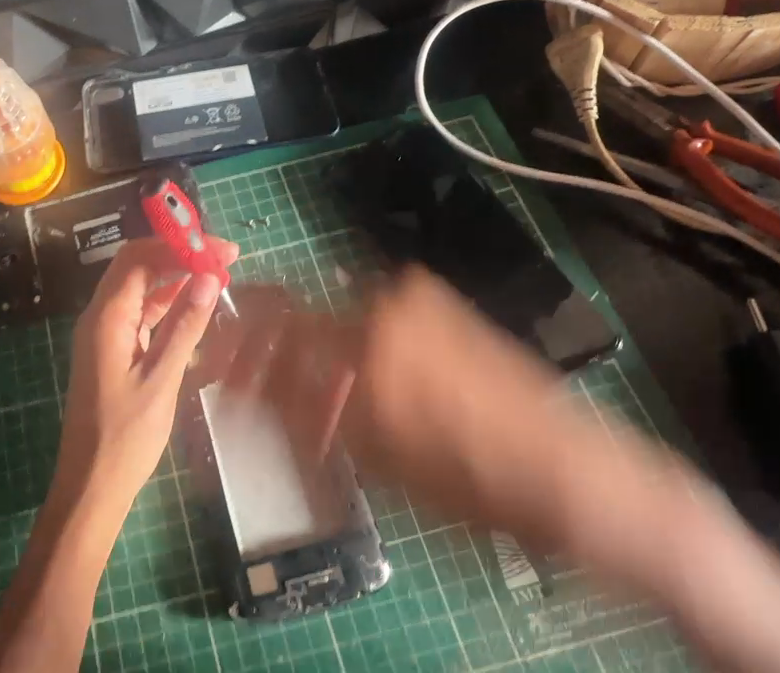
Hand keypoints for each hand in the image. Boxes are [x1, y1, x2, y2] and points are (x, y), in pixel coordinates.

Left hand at [53, 237, 237, 508]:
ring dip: (175, 276)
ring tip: (218, 274)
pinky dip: (167, 302)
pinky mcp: (113, 350)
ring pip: (140, 288)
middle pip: (137, 266)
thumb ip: (185, 326)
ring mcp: (105, 333)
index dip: (179, 245)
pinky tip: (195, 303)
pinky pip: (140, 312)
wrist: (92, 484)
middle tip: (224, 257)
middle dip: (179, 254)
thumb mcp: (162, 379)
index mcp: (106, 318)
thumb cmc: (126, 436)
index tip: (221, 249)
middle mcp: (101, 316)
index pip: (139, 258)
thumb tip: (208, 277)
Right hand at [208, 265, 595, 544]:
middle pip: (304, 320)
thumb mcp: (373, 455)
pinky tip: (351, 382)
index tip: (211, 362)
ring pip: (340, 321)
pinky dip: (353, 346)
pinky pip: (377, 321)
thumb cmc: (469, 479)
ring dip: (312, 352)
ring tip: (300, 392)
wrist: (568, 469)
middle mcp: (387, 304)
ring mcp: (418, 301)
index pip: (276, 333)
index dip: (237, 349)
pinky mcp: (442, 308)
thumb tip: (248, 392)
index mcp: (366, 338)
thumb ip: (303, 412)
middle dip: (268, 349)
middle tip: (244, 375)